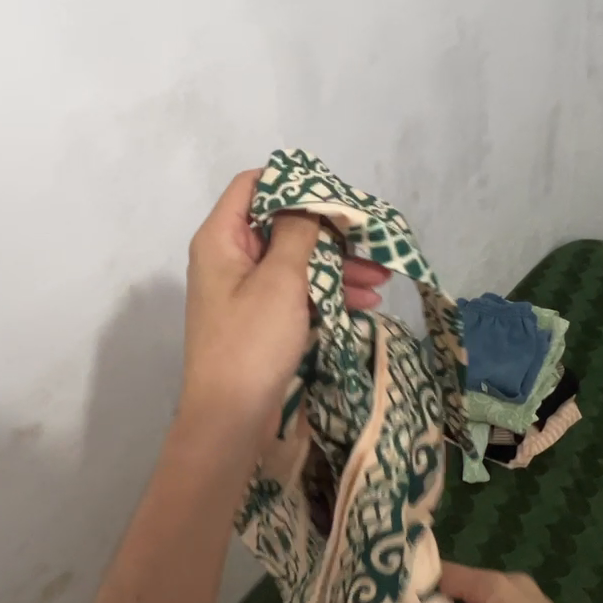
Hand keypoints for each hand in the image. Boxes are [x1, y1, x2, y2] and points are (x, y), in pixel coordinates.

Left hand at [179, 169, 391, 441]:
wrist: (229, 420)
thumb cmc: (251, 341)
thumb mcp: (281, 280)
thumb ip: (297, 232)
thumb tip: (307, 202)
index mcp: (221, 238)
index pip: (252, 185)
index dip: (292, 182)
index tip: (334, 196)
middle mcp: (228, 257)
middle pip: (279, 224)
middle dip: (328, 232)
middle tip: (370, 240)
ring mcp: (243, 290)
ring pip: (293, 261)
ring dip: (335, 266)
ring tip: (381, 279)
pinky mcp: (258, 318)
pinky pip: (293, 291)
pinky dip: (325, 292)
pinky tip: (364, 302)